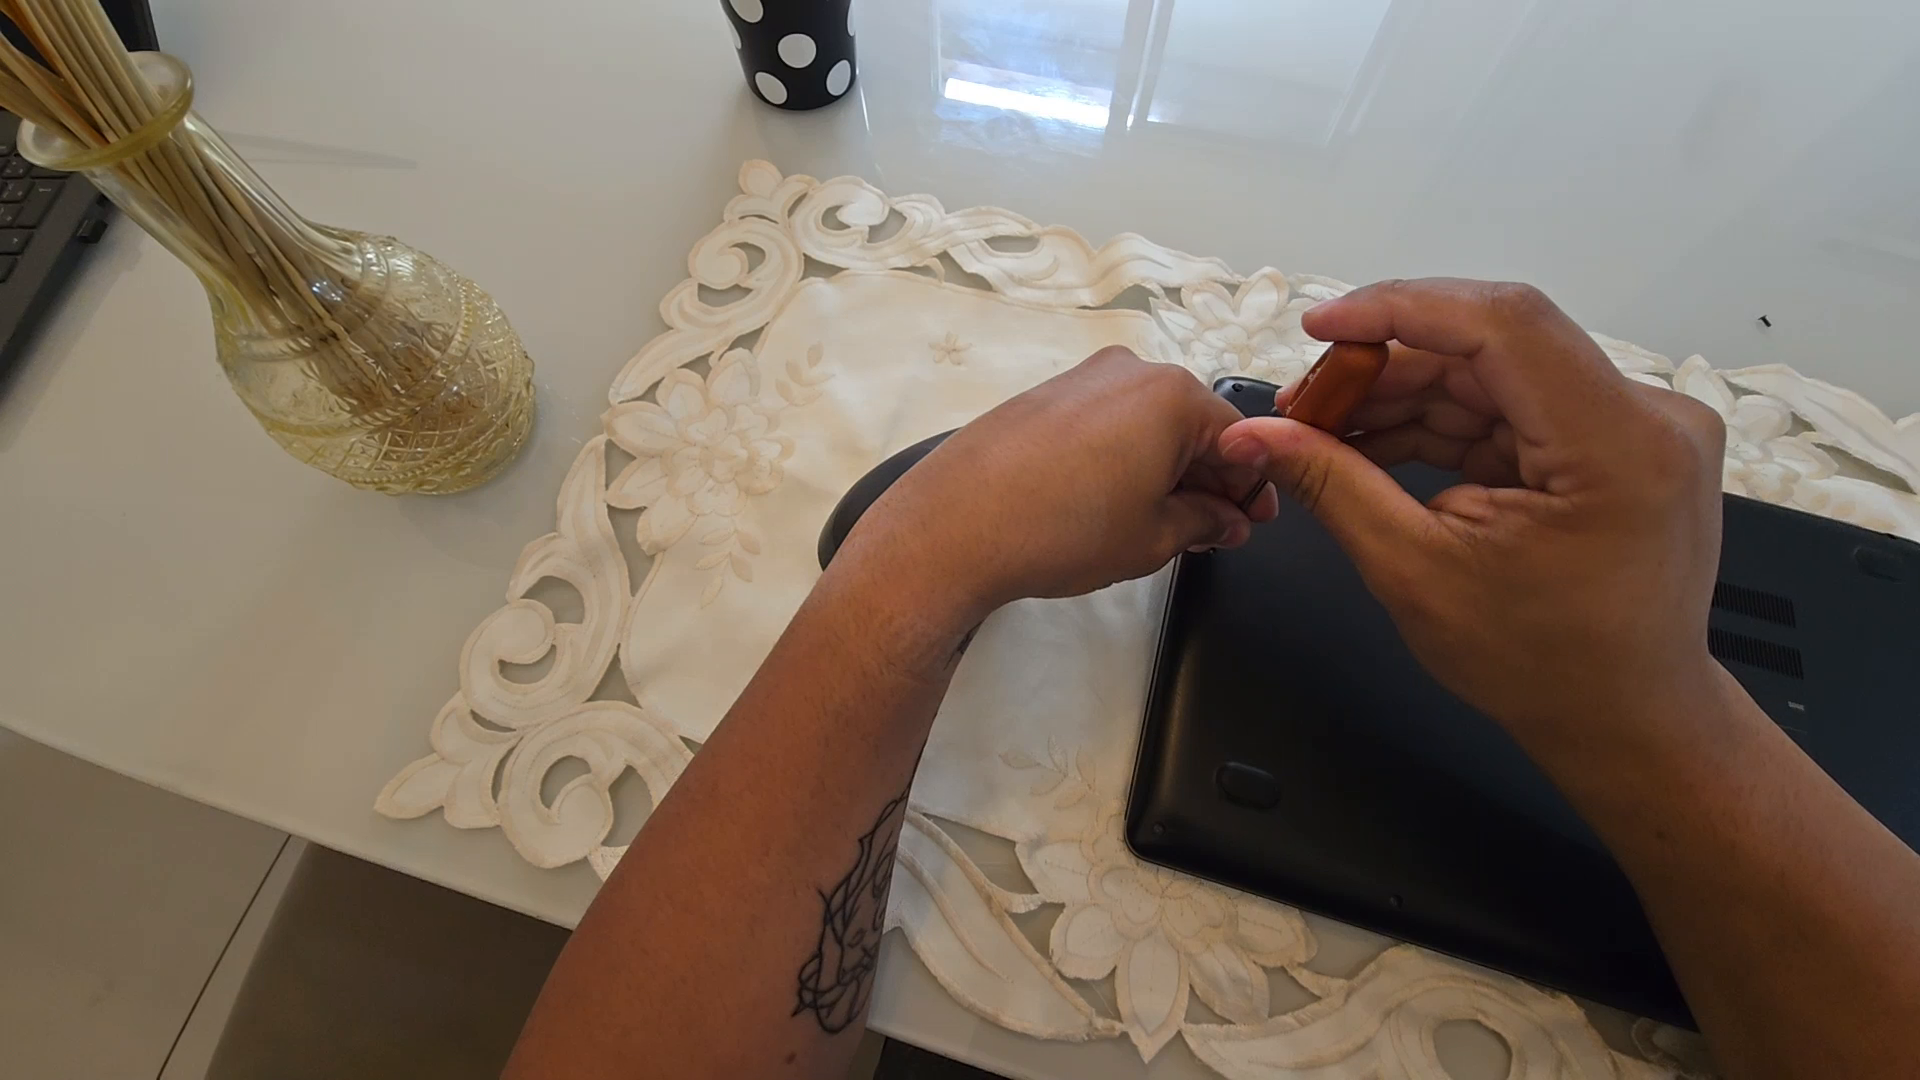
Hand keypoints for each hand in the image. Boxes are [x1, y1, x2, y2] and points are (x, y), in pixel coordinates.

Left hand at [837, 346, 1276, 620]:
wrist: (952, 528)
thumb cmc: (1060, 531)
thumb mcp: (1151, 538)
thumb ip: (1203, 523)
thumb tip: (1225, 520)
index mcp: (1171, 395)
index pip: (1239, 441)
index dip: (1251, 489)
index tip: (1248, 523)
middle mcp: (1127, 372)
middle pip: (1191, 426)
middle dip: (1206, 480)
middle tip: (1208, 530)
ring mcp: (1078, 379)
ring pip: (1144, 424)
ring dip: (1162, 469)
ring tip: (1155, 523)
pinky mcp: (1041, 398)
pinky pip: (1102, 423)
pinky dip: (1120, 458)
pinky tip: (1107, 500)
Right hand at [1220, 279, 1728, 737]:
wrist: (1616, 715)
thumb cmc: (1528, 659)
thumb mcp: (1410, 568)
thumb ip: (1330, 485)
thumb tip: (1253, 436)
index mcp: (1615, 444)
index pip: (1503, 326)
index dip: (1398, 309)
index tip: (1316, 326)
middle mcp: (1639, 415)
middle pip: (1483, 349)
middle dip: (1377, 369)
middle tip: (1296, 407)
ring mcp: (1623, 427)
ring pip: (1481, 377)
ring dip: (1392, 399)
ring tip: (1316, 433)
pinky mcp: (1598, 445)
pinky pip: (1494, 412)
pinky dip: (1423, 426)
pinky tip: (1362, 448)